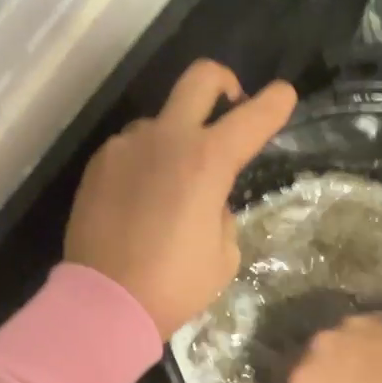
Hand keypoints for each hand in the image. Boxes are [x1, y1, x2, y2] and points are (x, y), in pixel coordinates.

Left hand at [64, 60, 297, 337]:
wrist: (104, 304)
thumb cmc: (173, 287)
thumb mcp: (222, 257)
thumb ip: (222, 215)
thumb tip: (208, 200)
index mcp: (208, 161)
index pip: (253, 117)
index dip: (275, 103)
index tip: (283, 97)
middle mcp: (166, 139)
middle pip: (201, 78)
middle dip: (223, 83)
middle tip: (230, 104)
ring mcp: (126, 147)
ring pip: (159, 121)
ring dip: (174, 138)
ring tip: (172, 183)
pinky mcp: (97, 166)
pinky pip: (130, 151)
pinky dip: (144, 165)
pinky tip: (141, 201)